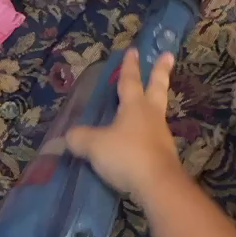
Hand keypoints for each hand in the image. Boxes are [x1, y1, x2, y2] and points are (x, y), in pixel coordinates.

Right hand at [65, 49, 183, 196]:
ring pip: (158, 112)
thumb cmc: (126, 155)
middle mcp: (151, 116)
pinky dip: (149, 131)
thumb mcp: (94, 145)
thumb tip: (67, 137)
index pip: (130, 81)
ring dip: (157, 102)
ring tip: (153, 99)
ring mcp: (160, 136)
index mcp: (134, 106)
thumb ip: (79, 138)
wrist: (158, 185)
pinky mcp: (163, 156)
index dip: (129, 66)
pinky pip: (154, 136)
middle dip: (160, 72)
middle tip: (168, 56)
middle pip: (157, 88)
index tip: (133, 50)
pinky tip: (144, 136)